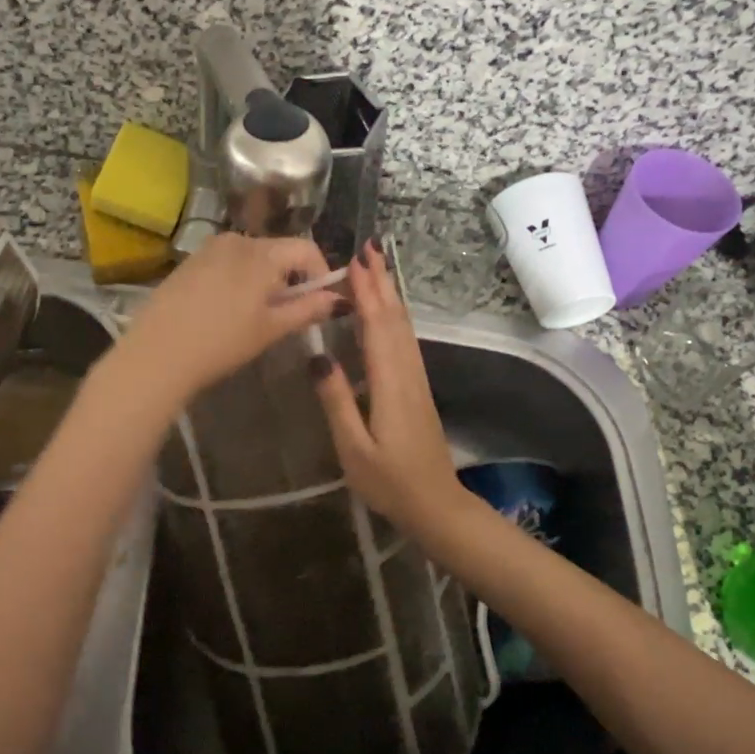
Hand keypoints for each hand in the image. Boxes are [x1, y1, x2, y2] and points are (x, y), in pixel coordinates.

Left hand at [105, 233, 341, 407]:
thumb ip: (308, 309)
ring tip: (256, 314)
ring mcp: (209, 248)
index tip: (320, 303)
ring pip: (252, 256)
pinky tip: (226, 310)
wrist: (157, 353)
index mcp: (262, 253)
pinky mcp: (190, 261)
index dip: (321, 273)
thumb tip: (340, 298)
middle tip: (288, 314)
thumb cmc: (222, 342)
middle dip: (291, 277)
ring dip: (264, 278)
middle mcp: (237, 239)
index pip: (307, 249)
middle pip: (279, 250)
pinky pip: (227, 262)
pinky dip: (238, 279)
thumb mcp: (271, 328)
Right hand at [311, 241, 470, 531]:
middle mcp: (407, 372)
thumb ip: (336, 402)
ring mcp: (416, 379)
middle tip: (366, 249)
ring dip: (389, 295)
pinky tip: (386, 314)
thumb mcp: (353, 448)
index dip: (366, 292)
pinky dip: (394, 317)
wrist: (436, 505)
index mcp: (389, 383)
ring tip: (375, 269)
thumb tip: (318, 356)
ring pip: (403, 327)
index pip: (377, 326)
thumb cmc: (390, 482)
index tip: (355, 261)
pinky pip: (405, 341)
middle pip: (394, 318)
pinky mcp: (417, 388)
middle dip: (380, 282)